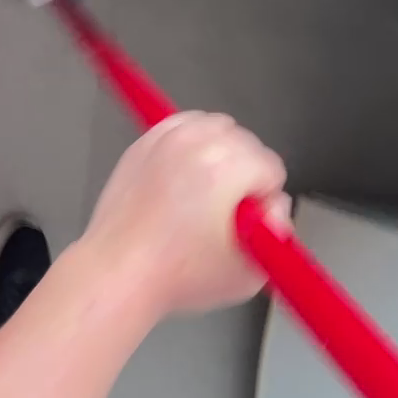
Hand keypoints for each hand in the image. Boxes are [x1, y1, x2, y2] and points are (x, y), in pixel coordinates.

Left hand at [78, 112, 289, 316]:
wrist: (120, 268)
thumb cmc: (177, 273)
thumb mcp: (249, 270)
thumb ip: (277, 234)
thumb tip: (274, 210)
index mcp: (224, 169)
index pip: (269, 164)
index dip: (267, 195)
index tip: (254, 215)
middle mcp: (194, 144)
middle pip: (242, 138)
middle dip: (246, 168)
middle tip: (234, 204)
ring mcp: (165, 139)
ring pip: (211, 124)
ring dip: (220, 149)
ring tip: (211, 188)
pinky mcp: (143, 143)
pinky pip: (179, 124)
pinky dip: (190, 139)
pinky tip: (187, 170)